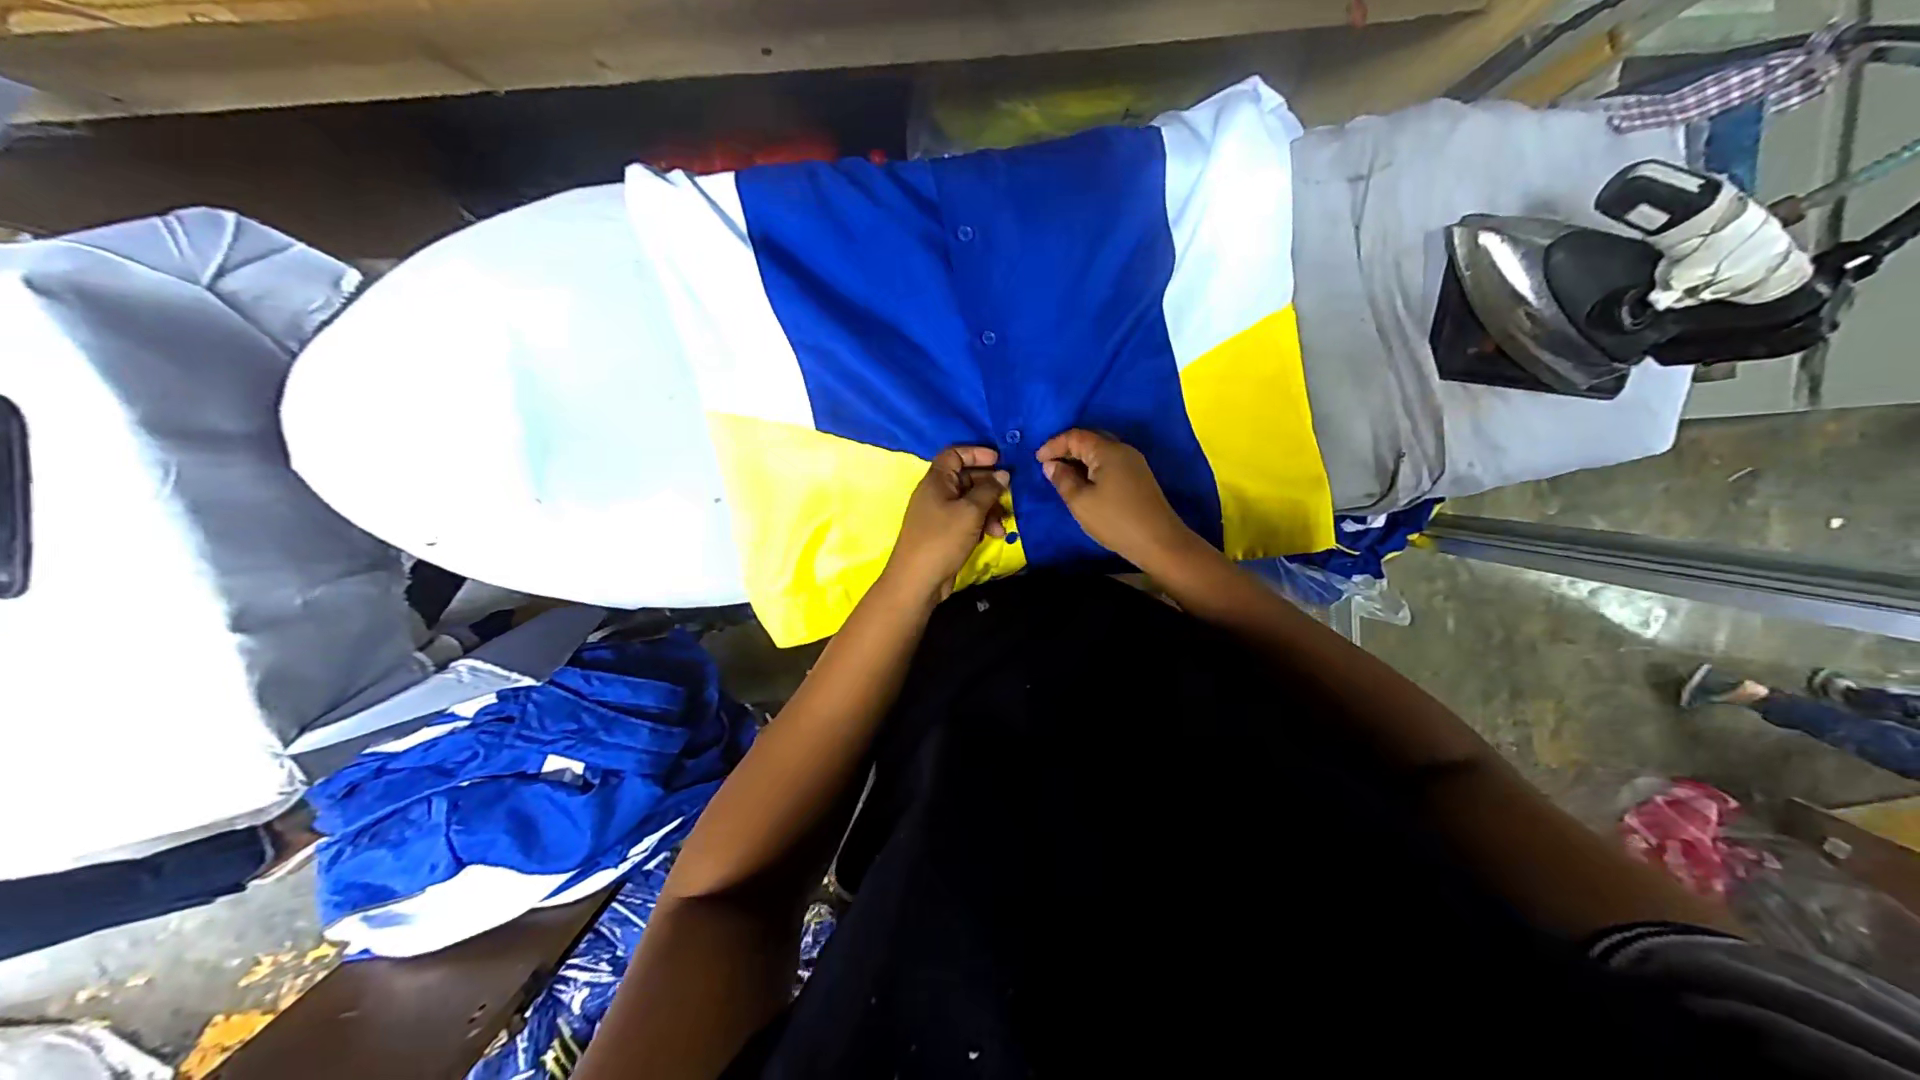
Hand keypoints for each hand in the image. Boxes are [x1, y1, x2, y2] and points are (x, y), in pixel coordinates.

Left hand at [882, 446, 1008, 601]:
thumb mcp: (971, 511)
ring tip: (1001, 526)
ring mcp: (939, 514)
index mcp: (936, 480)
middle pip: (966, 478)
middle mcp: (936, 493)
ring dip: (989, 509)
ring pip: (970, 501)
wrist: (918, 580)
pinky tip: (994, 536)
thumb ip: (989, 490)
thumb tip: (1003, 474)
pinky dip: (981, 524)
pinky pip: (967, 519)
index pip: (954, 454)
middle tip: (1009, 495)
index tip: (999, 459)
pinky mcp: (944, 533)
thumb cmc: (942, 539)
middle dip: (990, 486)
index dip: (976, 453)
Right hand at [1035, 429, 1202, 569]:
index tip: (1037, 459)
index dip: (1054, 445)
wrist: (1159, 541)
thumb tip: (1051, 464)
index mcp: (1108, 451)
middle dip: (1067, 449)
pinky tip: (1084, 482)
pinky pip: (1110, 462)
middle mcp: (1123, 450)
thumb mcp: (1080, 501)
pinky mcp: (1138, 477)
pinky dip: (1092, 467)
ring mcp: (1134, 463)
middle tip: (1049, 464)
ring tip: (1063, 474)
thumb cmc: (1115, 520)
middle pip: (1090, 439)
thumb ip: (1063, 479)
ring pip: (1101, 451)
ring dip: (1080, 459)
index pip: (1075, 436)